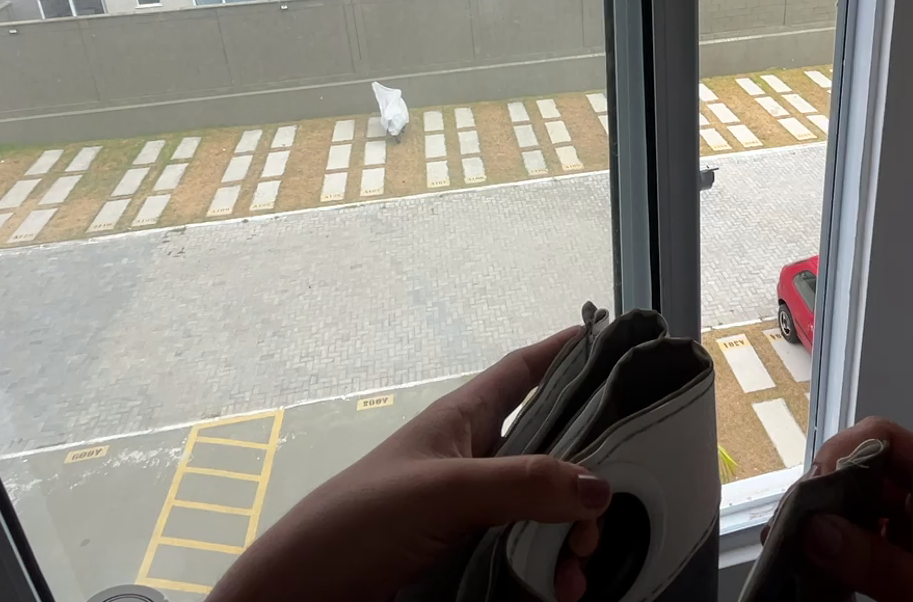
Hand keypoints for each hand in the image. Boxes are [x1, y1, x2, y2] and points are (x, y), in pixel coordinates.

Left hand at [209, 326, 611, 601]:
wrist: (302, 598)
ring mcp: (474, 510)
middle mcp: (476, 459)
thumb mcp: (444, 490)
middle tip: (610, 496)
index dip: (560, 351)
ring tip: (581, 560)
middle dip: (585, 466)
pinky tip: (563, 588)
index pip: (521, 371)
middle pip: (549, 446)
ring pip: (545, 506)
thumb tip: (600, 485)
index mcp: (464, 419)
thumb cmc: (363, 518)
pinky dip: (552, 569)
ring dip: (572, 529)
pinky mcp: (470, 558)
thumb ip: (521, 484)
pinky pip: (528, 553)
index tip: (605, 337)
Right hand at [799, 418, 912, 601]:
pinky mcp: (907, 570)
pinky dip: (835, 556)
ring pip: (857, 511)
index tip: (815, 484)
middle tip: (794, 521)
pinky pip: (861, 548)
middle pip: (865, 474)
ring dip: (826, 525)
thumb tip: (818, 531)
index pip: (890, 441)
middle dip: (827, 492)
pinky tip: (815, 568)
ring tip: (793, 545)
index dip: (847, 450)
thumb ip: (884, 567)